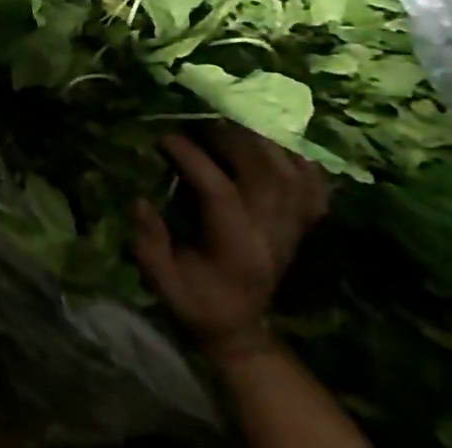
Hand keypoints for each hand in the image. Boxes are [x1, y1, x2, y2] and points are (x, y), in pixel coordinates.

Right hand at [132, 125, 329, 360]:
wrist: (239, 330)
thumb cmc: (194, 302)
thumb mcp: (161, 282)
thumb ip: (149, 244)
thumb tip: (138, 200)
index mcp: (238, 249)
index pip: (222, 193)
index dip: (193, 159)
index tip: (163, 137)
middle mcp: (273, 236)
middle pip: (267, 175)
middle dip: (233, 139)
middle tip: (199, 122)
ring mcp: (293, 230)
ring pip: (293, 174)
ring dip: (265, 141)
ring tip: (233, 121)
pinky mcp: (300, 226)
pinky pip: (314, 187)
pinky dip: (301, 160)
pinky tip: (278, 142)